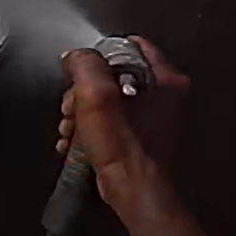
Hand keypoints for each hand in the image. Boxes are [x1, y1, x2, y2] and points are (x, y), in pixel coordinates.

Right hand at [57, 36, 188, 199]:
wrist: (132, 190)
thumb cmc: (121, 145)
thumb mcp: (96, 95)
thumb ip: (84, 65)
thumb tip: (74, 56)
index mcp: (165, 80)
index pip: (130, 46)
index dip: (98, 55)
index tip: (79, 72)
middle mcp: (162, 96)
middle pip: (110, 76)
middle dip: (81, 91)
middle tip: (72, 108)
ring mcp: (150, 118)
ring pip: (103, 100)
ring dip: (79, 113)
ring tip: (70, 129)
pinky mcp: (136, 138)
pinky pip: (104, 121)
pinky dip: (86, 129)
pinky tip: (75, 140)